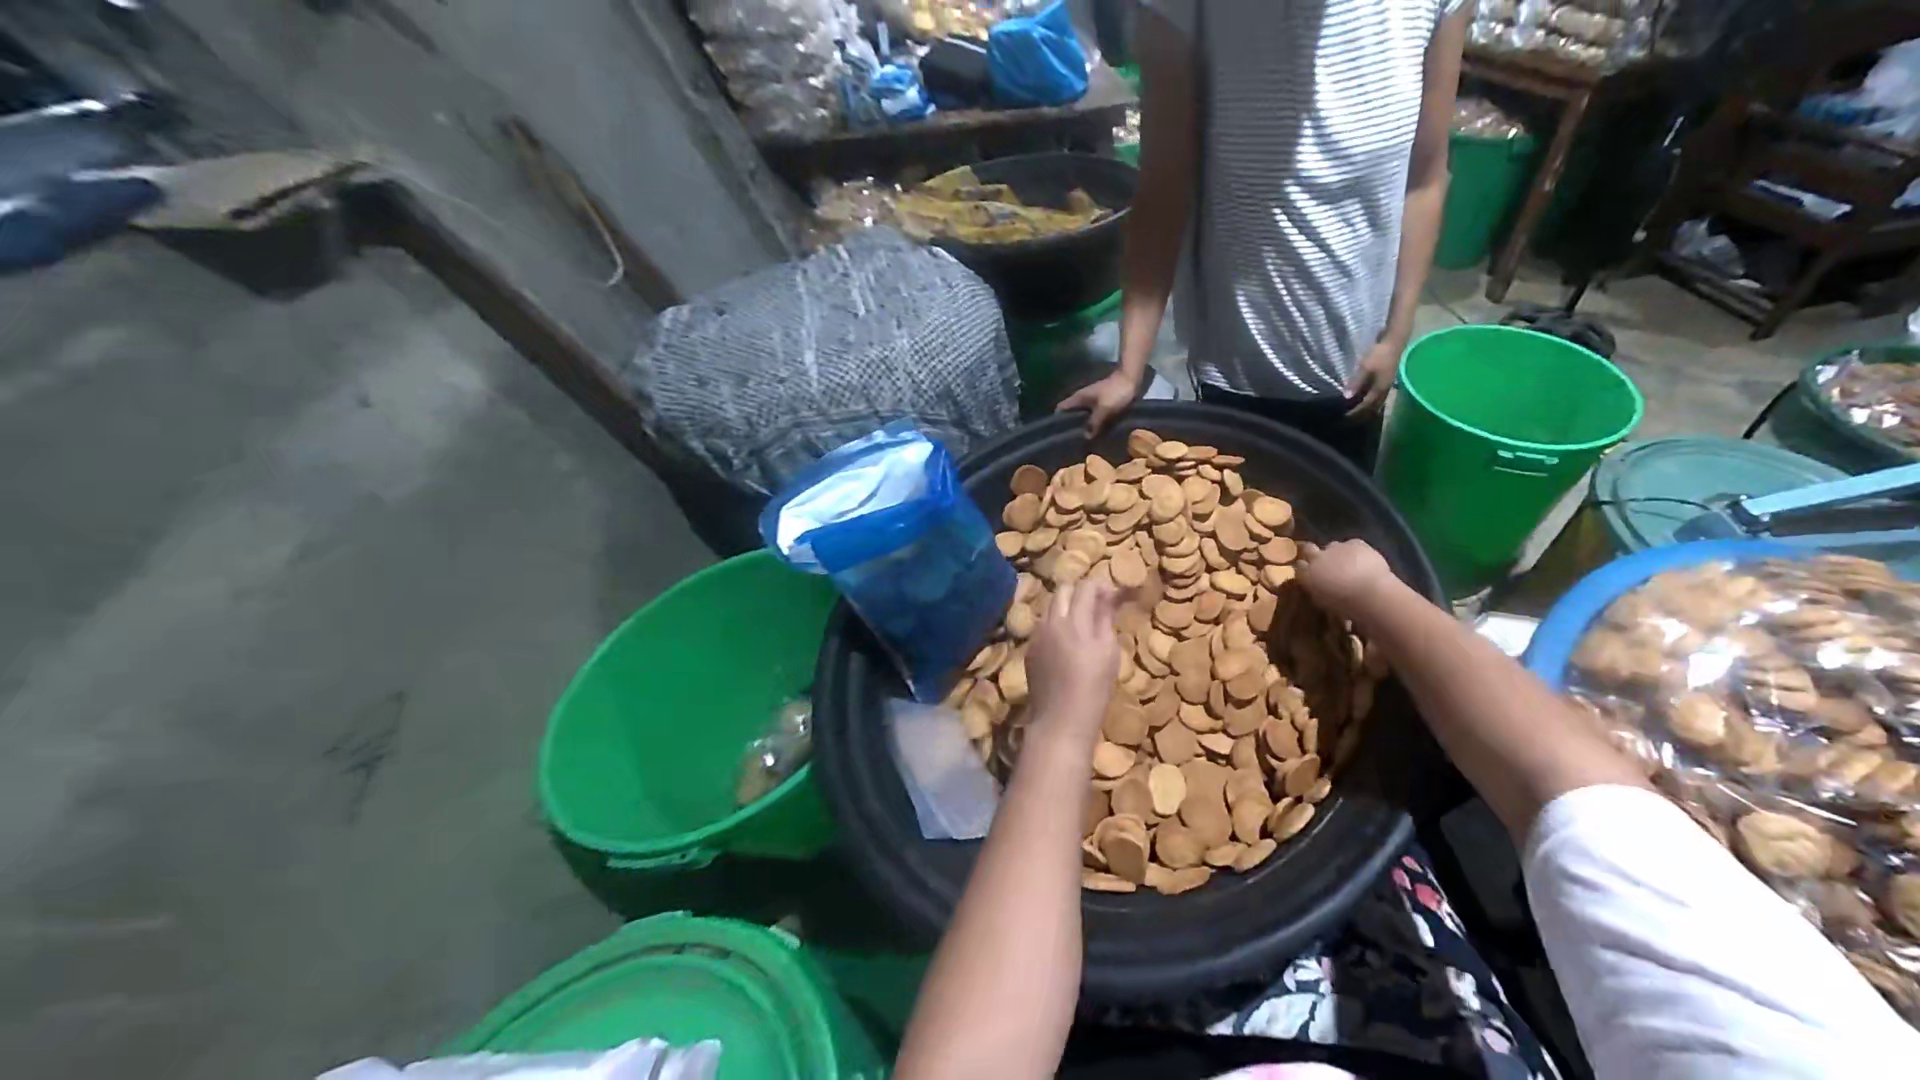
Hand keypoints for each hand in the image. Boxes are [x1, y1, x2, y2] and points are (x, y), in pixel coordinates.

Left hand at [1024, 579, 1122, 740]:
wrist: (1061, 719)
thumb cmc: (1094, 687)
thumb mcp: (1108, 652)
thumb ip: (1105, 620)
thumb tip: (1108, 598)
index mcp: (1074, 621)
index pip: (1086, 587)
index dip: (1101, 587)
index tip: (1112, 597)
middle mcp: (1051, 622)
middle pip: (1063, 590)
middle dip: (1080, 592)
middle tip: (1096, 607)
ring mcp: (1036, 635)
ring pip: (1051, 608)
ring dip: (1066, 608)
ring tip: (1082, 627)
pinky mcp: (1029, 650)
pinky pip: (1043, 627)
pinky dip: (1056, 626)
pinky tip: (1066, 646)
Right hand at [1056, 371, 1140, 437]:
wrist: (1132, 380)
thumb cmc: (1115, 392)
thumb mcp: (1103, 409)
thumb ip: (1094, 423)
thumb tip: (1086, 437)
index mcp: (1078, 398)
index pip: (1061, 408)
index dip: (1057, 420)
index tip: (1058, 434)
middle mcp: (1082, 399)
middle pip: (1071, 414)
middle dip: (1071, 426)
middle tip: (1072, 441)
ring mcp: (1093, 401)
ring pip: (1083, 416)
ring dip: (1084, 426)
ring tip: (1083, 440)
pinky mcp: (1103, 404)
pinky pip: (1095, 416)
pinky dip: (1094, 424)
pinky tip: (1097, 434)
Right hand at [1297, 540, 1395, 617]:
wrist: (1371, 594)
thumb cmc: (1345, 606)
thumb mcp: (1323, 601)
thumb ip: (1316, 589)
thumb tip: (1316, 586)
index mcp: (1306, 574)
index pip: (1298, 566)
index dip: (1303, 568)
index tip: (1308, 572)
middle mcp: (1316, 558)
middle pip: (1308, 549)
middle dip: (1313, 553)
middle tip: (1323, 563)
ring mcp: (1336, 548)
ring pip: (1332, 546)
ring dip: (1336, 553)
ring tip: (1347, 563)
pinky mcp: (1355, 543)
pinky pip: (1352, 544)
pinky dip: (1355, 550)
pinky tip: (1363, 559)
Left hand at [1345, 339, 1402, 417]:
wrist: (1395, 341)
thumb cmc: (1379, 354)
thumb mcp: (1365, 367)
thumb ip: (1356, 382)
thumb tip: (1347, 397)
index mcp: (1380, 388)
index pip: (1366, 406)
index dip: (1355, 413)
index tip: (1343, 418)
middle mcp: (1385, 390)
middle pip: (1372, 407)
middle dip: (1361, 415)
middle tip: (1348, 420)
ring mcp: (1387, 385)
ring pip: (1376, 403)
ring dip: (1366, 410)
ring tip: (1354, 414)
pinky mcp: (1387, 381)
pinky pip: (1377, 397)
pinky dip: (1369, 402)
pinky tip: (1363, 402)